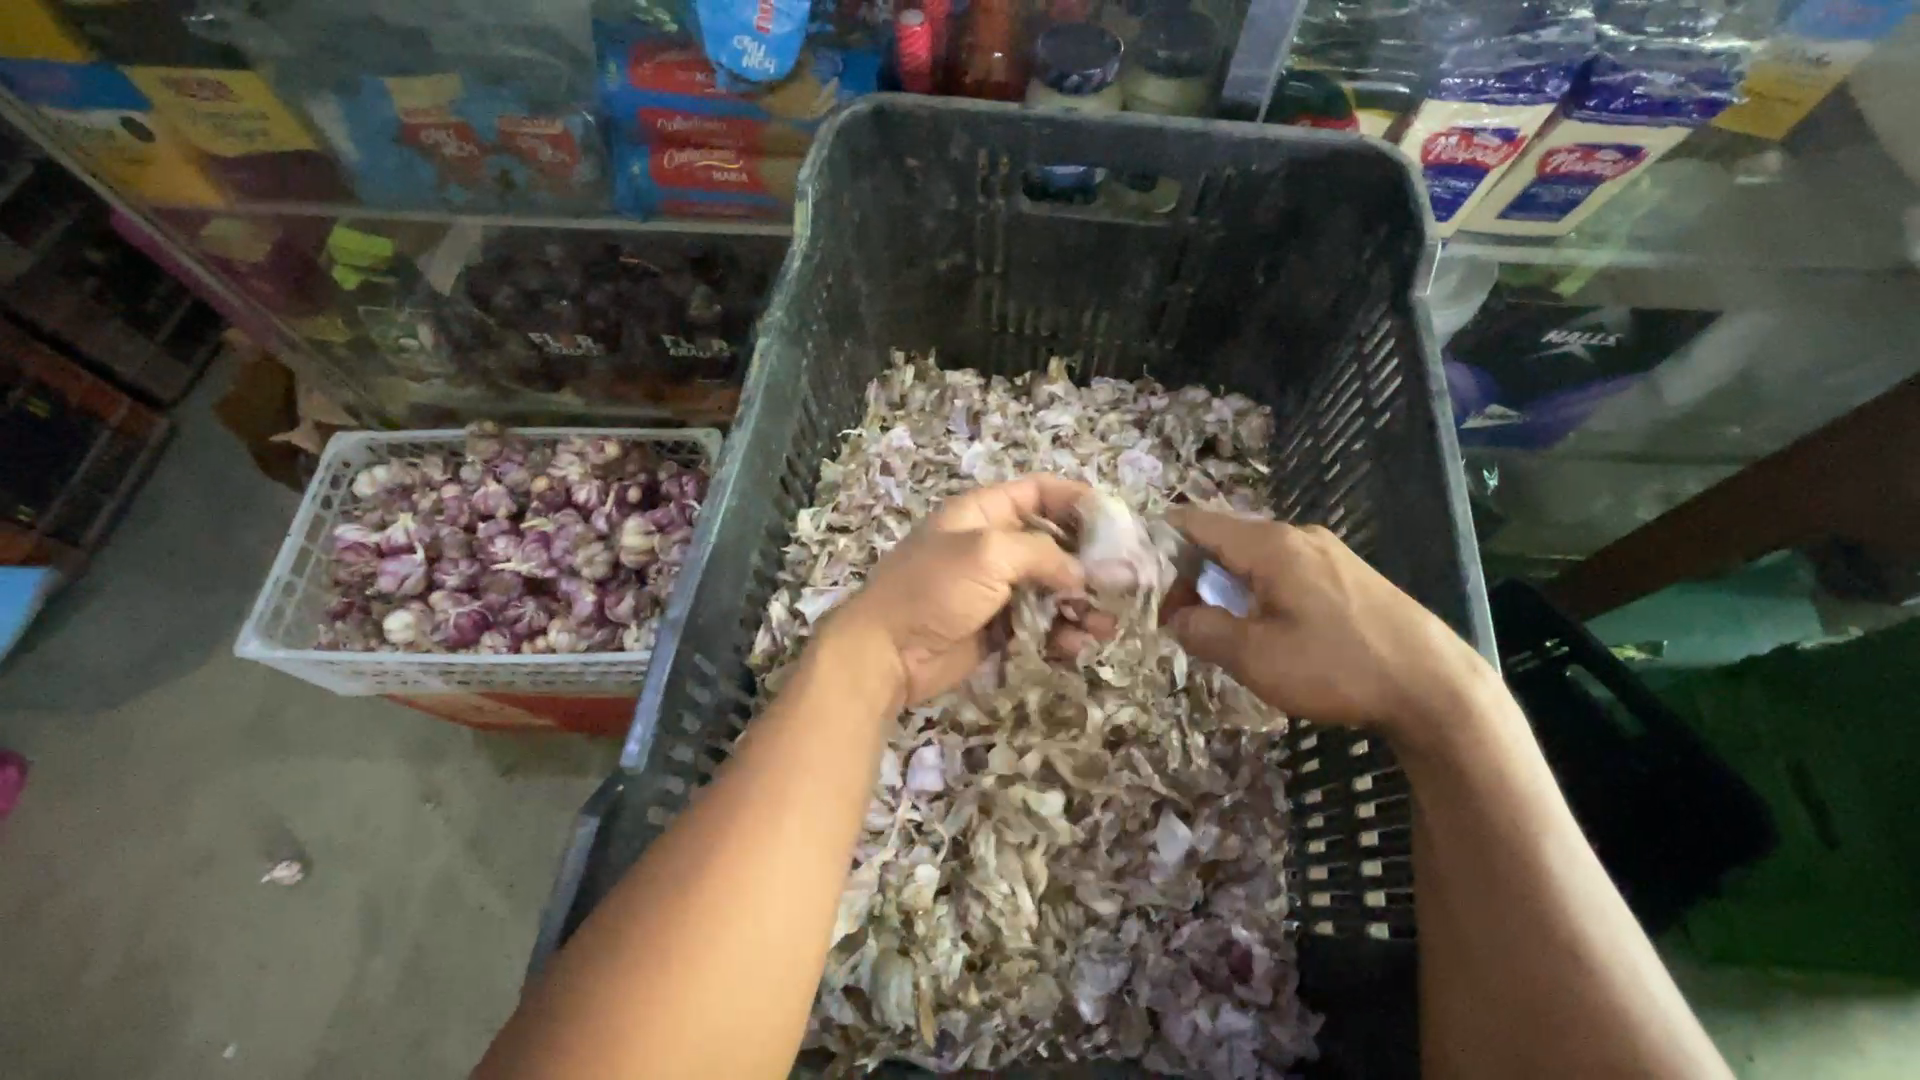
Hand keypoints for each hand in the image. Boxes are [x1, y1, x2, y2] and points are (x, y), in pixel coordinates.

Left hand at [823, 475, 1106, 705]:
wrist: (885, 654)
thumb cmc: (932, 590)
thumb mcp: (987, 553)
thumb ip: (1043, 555)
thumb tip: (1082, 574)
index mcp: (982, 514)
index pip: (1038, 493)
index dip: (1077, 501)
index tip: (1116, 523)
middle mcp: (992, 547)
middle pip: (1053, 544)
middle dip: (1089, 563)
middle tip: (1123, 584)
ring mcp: (995, 590)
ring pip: (1052, 590)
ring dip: (1081, 605)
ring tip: (1103, 625)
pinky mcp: (997, 629)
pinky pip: (1040, 624)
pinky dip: (1061, 633)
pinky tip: (1076, 646)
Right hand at [1166, 507, 1496, 741]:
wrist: (1437, 687)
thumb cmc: (1338, 667)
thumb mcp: (1255, 657)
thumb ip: (1203, 631)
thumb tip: (1176, 618)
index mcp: (1269, 545)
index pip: (1194, 522)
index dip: (1158, 545)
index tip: (1140, 583)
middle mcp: (1297, 536)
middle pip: (1223, 539)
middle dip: (1190, 575)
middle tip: (1179, 621)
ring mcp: (1327, 552)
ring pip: (1253, 558)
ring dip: (1224, 588)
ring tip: (1219, 631)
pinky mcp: (1347, 575)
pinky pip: (1283, 571)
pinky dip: (1256, 592)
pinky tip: (1264, 631)